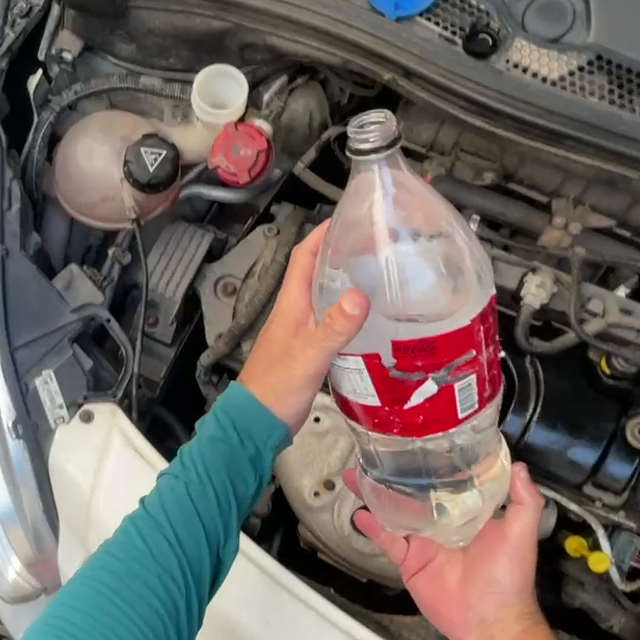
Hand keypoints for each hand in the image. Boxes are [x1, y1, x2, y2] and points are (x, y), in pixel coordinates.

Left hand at [237, 221, 368, 432]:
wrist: (258, 423)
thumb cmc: (276, 388)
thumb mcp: (310, 355)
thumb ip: (334, 327)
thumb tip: (359, 295)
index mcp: (290, 305)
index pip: (303, 257)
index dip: (321, 233)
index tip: (347, 217)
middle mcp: (294, 312)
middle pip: (317, 272)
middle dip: (342, 254)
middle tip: (375, 244)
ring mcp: (301, 331)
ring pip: (326, 297)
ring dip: (347, 283)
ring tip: (380, 275)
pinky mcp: (309, 350)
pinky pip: (331, 322)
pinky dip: (349, 314)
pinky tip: (370, 320)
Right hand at [346, 464, 547, 639]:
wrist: (490, 620)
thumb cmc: (508, 576)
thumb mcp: (521, 533)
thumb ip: (524, 501)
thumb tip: (517, 465)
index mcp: (467, 514)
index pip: (445, 482)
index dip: (430, 464)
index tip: (415, 443)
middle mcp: (441, 524)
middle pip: (412, 494)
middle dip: (393, 476)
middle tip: (374, 456)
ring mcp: (422, 542)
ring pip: (393, 512)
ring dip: (374, 495)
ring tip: (355, 476)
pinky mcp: (408, 561)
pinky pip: (387, 540)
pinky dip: (373, 527)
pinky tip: (360, 513)